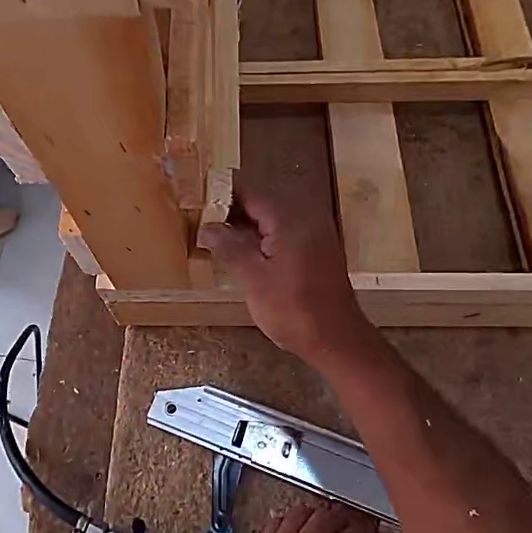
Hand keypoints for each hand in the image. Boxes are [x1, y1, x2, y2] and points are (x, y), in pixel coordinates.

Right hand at [201, 189, 373, 365]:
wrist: (336, 340)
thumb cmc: (293, 310)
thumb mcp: (253, 278)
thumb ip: (230, 247)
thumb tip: (208, 227)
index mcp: (290, 219)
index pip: (249, 192)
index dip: (221, 194)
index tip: (195, 201)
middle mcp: (306, 217)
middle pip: (261, 202)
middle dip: (231, 210)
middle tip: (200, 221)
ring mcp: (314, 233)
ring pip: (272, 218)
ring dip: (245, 225)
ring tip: (215, 237)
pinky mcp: (317, 249)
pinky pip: (283, 231)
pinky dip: (262, 237)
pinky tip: (243, 252)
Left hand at [219, 503, 383, 532]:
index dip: (366, 529)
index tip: (369, 530)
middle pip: (330, 516)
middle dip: (344, 517)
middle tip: (349, 523)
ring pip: (303, 511)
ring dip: (316, 514)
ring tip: (322, 521)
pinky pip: (279, 520)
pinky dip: (290, 519)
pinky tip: (294, 528)